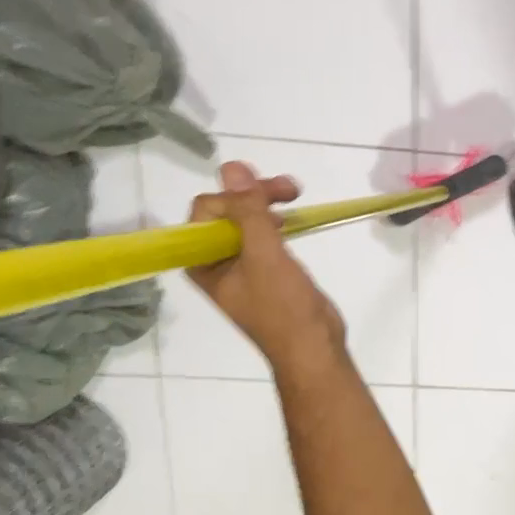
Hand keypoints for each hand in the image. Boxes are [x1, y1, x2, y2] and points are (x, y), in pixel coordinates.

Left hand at [187, 162, 345, 371]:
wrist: (313, 348)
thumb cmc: (283, 307)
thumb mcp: (265, 255)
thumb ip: (249, 211)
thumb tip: (232, 166)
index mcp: (201, 261)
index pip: (207, 210)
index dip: (237, 197)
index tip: (272, 197)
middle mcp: (215, 261)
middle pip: (227, 212)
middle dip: (255, 196)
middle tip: (292, 189)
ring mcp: (242, 266)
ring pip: (247, 221)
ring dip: (268, 205)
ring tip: (296, 196)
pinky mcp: (267, 271)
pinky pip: (263, 236)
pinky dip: (277, 223)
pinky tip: (295, 222)